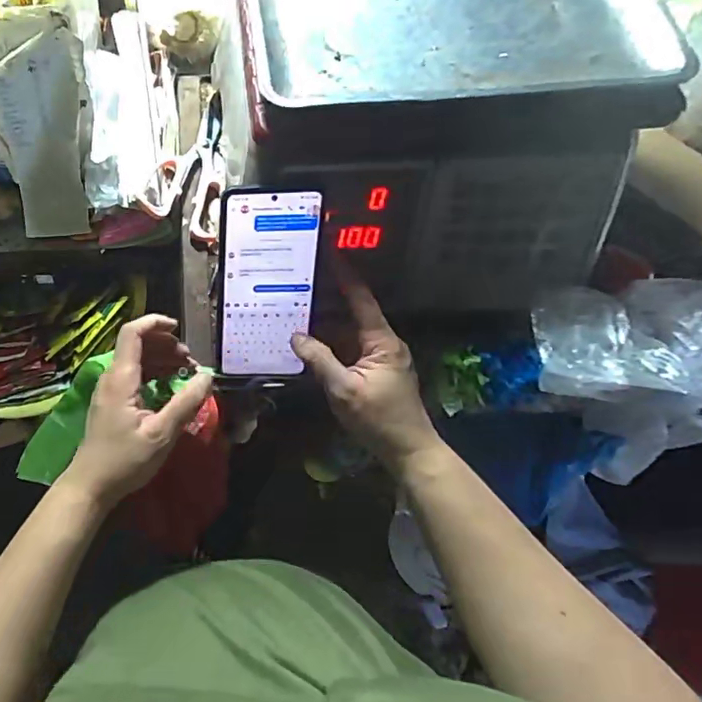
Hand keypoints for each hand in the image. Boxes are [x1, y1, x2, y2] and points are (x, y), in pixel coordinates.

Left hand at [62, 315, 214, 508]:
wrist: (91, 484)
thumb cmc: (125, 460)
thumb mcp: (162, 433)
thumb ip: (186, 403)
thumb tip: (208, 376)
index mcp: (121, 378)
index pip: (133, 333)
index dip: (155, 323)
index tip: (179, 329)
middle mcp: (111, 377)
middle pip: (137, 344)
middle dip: (165, 344)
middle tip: (191, 361)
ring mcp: (109, 390)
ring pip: (136, 360)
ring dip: (161, 359)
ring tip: (186, 372)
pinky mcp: (111, 402)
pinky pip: (133, 376)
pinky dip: (153, 374)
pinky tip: (170, 387)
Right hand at [291, 268, 440, 465]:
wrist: (407, 448)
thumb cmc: (378, 418)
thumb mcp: (344, 389)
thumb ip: (319, 360)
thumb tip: (296, 336)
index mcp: (381, 341)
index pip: (360, 299)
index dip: (344, 276)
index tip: (330, 253)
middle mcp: (382, 343)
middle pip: (351, 312)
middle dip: (326, 296)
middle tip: (299, 279)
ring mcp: (377, 357)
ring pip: (346, 331)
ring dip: (323, 321)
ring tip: (294, 305)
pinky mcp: (372, 370)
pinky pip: (346, 348)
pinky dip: (326, 341)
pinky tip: (305, 339)